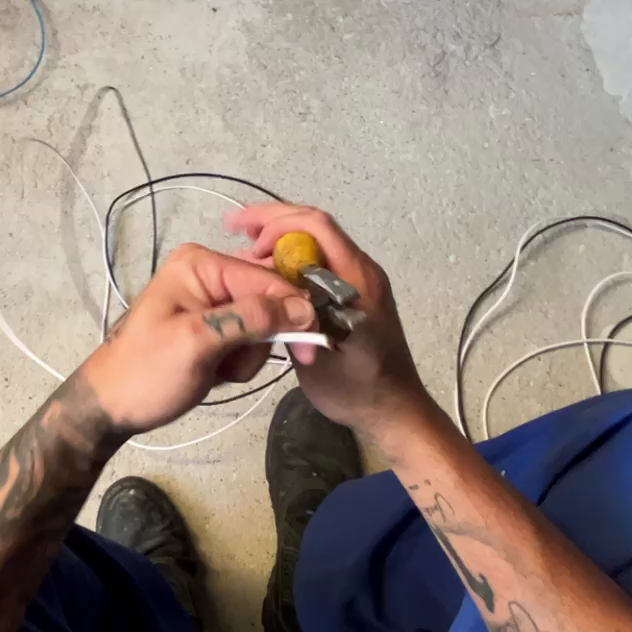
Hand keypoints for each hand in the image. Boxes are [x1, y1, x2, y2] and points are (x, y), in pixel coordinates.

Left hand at [78, 244, 317, 436]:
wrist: (112, 404)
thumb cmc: (148, 371)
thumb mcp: (199, 343)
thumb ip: (251, 319)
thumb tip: (304, 306)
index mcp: (201, 263)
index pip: (266, 278)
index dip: (294, 312)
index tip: (313, 349)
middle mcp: (207, 272)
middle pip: (267, 299)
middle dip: (261, 339)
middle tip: (236, 368)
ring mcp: (209, 298)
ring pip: (261, 323)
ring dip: (247, 355)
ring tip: (217, 370)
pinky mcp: (211, 323)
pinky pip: (246, 337)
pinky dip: (238, 360)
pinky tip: (215, 371)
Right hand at [225, 203, 433, 441]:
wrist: (395, 411)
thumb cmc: (356, 388)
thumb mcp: (316, 355)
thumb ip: (291, 316)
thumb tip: (257, 282)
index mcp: (356, 279)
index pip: (316, 226)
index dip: (276, 225)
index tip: (247, 243)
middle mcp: (360, 268)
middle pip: (314, 223)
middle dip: (272, 220)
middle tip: (235, 226)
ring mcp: (359, 277)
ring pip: (315, 238)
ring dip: (279, 235)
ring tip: (244, 245)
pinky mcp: (354, 288)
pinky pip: (319, 257)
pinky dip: (290, 255)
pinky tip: (266, 268)